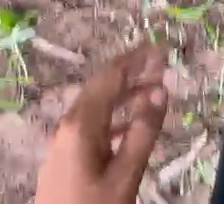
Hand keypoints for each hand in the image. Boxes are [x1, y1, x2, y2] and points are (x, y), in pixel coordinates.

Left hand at [34, 46, 170, 203]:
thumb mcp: (125, 175)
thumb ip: (143, 131)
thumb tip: (161, 90)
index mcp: (80, 124)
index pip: (110, 77)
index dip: (135, 59)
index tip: (159, 48)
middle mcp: (67, 126)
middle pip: (100, 88)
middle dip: (130, 74)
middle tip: (160, 67)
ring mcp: (61, 145)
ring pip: (95, 108)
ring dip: (123, 98)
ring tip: (153, 95)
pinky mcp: (62, 162)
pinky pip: (90, 127)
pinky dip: (112, 119)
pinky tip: (128, 128)